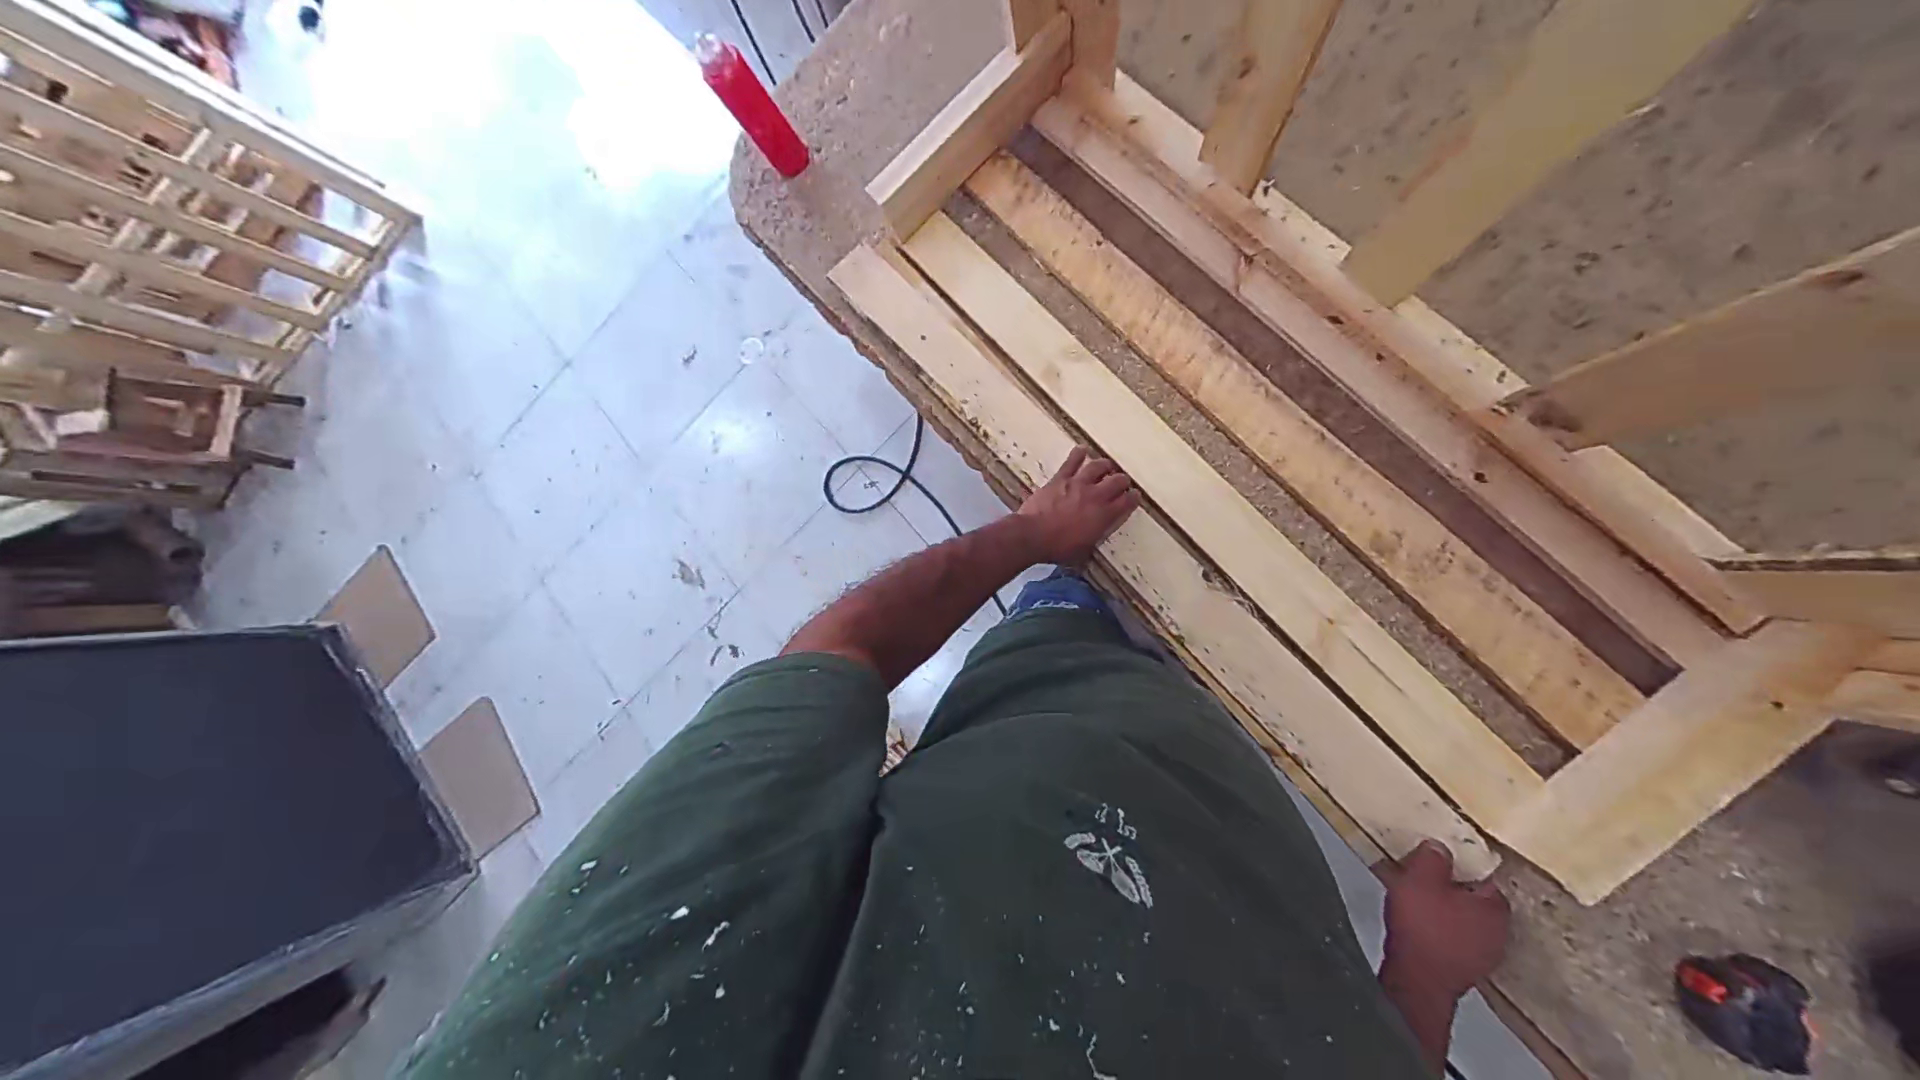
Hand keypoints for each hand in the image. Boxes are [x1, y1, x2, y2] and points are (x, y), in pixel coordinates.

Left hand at [1016, 447, 1139, 566]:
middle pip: (1117, 481)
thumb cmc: (1059, 548)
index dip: (1133, 498)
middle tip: (1122, 481)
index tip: (1134, 496)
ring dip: (1105, 465)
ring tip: (1107, 466)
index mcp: (1104, 515)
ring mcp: (1078, 484)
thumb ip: (1095, 535)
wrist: (1033, 535)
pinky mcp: (1060, 479)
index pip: (1126, 502)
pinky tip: (1082, 449)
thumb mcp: (1084, 549)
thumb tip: (1097, 531)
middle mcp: (1095, 496)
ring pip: (1097, 467)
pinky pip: (1071, 462)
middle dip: (1122, 480)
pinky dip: (1077, 454)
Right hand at [1380, 840, 1510, 1000]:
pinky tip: (1418, 924)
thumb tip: (1441, 846)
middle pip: (1475, 902)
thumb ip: (1433, 858)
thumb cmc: (1423, 922)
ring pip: (1465, 922)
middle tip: (1424, 879)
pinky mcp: (1465, 970)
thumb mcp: (1421, 877)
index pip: (1485, 879)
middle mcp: (1499, 933)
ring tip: (1416, 900)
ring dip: (1445, 911)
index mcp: (1495, 908)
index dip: (1462, 868)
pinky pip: (1454, 939)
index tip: (1438, 862)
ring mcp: (1485, 956)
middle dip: (1452, 890)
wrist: (1418, 978)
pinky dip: (1440, 929)